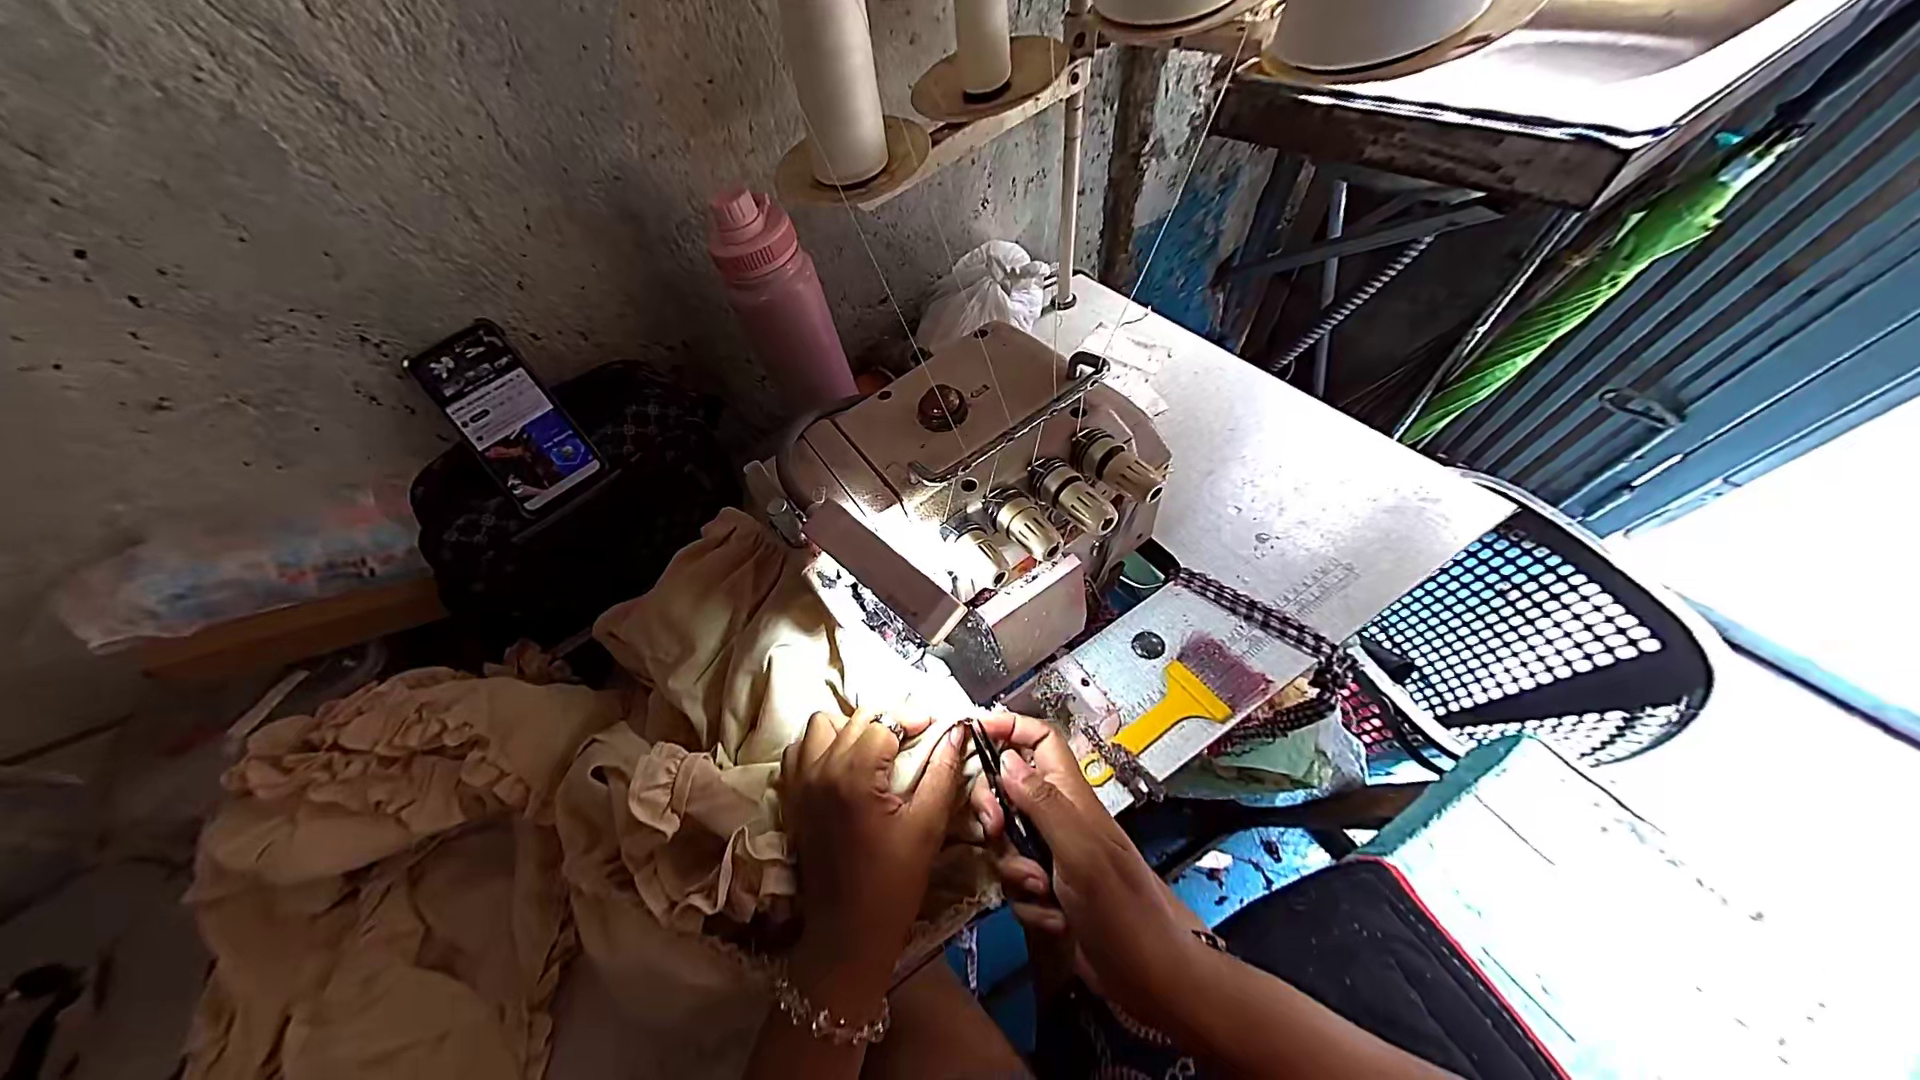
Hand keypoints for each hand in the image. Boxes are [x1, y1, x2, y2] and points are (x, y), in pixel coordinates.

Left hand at [780, 708, 969, 973]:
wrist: (846, 932)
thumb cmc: (893, 882)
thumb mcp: (928, 825)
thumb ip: (943, 771)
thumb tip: (957, 731)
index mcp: (854, 775)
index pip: (884, 721)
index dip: (913, 718)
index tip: (934, 726)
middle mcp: (821, 768)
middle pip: (856, 718)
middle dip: (889, 721)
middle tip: (914, 738)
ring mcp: (801, 781)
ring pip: (823, 725)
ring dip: (851, 727)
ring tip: (876, 748)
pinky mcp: (792, 795)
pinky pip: (800, 748)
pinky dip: (822, 744)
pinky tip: (844, 762)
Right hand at [969, 712, 1204, 1028]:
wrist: (1152, 979)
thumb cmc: (1125, 909)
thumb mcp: (1081, 850)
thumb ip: (1042, 802)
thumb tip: (1007, 757)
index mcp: (1072, 795)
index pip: (1041, 740)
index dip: (1011, 728)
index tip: (976, 733)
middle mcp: (1059, 818)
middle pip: (1008, 790)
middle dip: (995, 810)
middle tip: (996, 831)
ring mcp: (1052, 855)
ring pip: (1006, 841)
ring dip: (1015, 868)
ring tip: (1042, 890)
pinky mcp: (1047, 891)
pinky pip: (1014, 882)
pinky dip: (1027, 901)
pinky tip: (1055, 918)